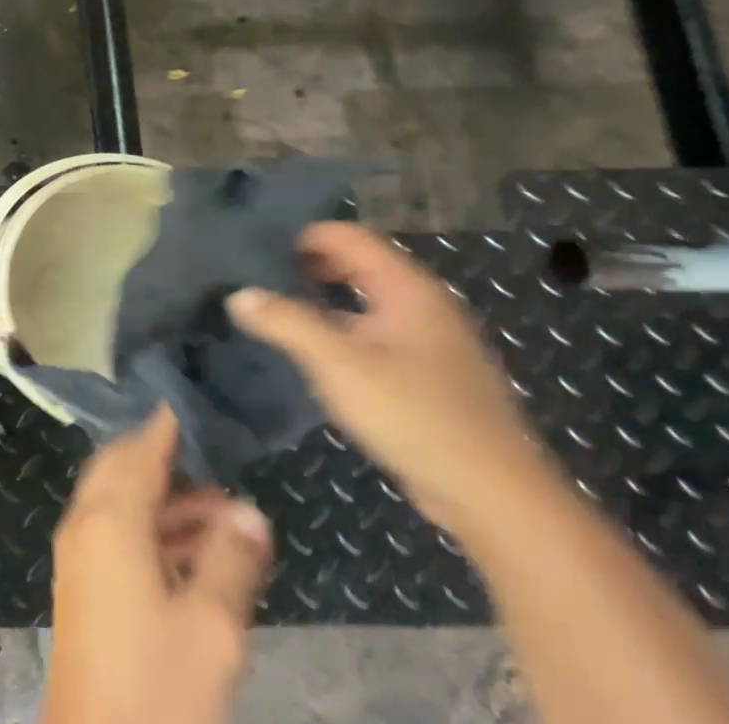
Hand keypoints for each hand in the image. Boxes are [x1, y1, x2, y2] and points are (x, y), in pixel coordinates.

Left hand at [45, 406, 270, 723]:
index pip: (137, 453)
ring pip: (118, 504)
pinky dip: (150, 529)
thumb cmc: (160, 684)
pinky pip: (114, 534)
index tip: (192, 398)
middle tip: (216, 454)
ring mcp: (78, 555)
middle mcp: (84, 526)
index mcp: (110, 523)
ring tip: (226, 513)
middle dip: (164, 459)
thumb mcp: (212, 623)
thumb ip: (230, 559)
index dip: (165, 427)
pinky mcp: (82, 583)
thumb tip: (249, 511)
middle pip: (119, 470)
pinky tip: (197, 551)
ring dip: (164, 500)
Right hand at [226, 221, 550, 534]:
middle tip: (251, 283)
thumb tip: (238, 294)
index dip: (298, 237)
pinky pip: (371, 332)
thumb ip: (287, 324)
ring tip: (269, 315)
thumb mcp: (339, 366)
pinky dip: (336, 330)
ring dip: (317, 301)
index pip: (347, 236)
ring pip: (362, 301)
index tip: (249, 253)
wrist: (490, 492)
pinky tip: (308, 354)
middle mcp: (423, 304)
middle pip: (355, 264)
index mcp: (408, 290)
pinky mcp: (424, 373)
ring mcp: (427, 340)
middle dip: (303, 267)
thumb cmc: (414, 417)